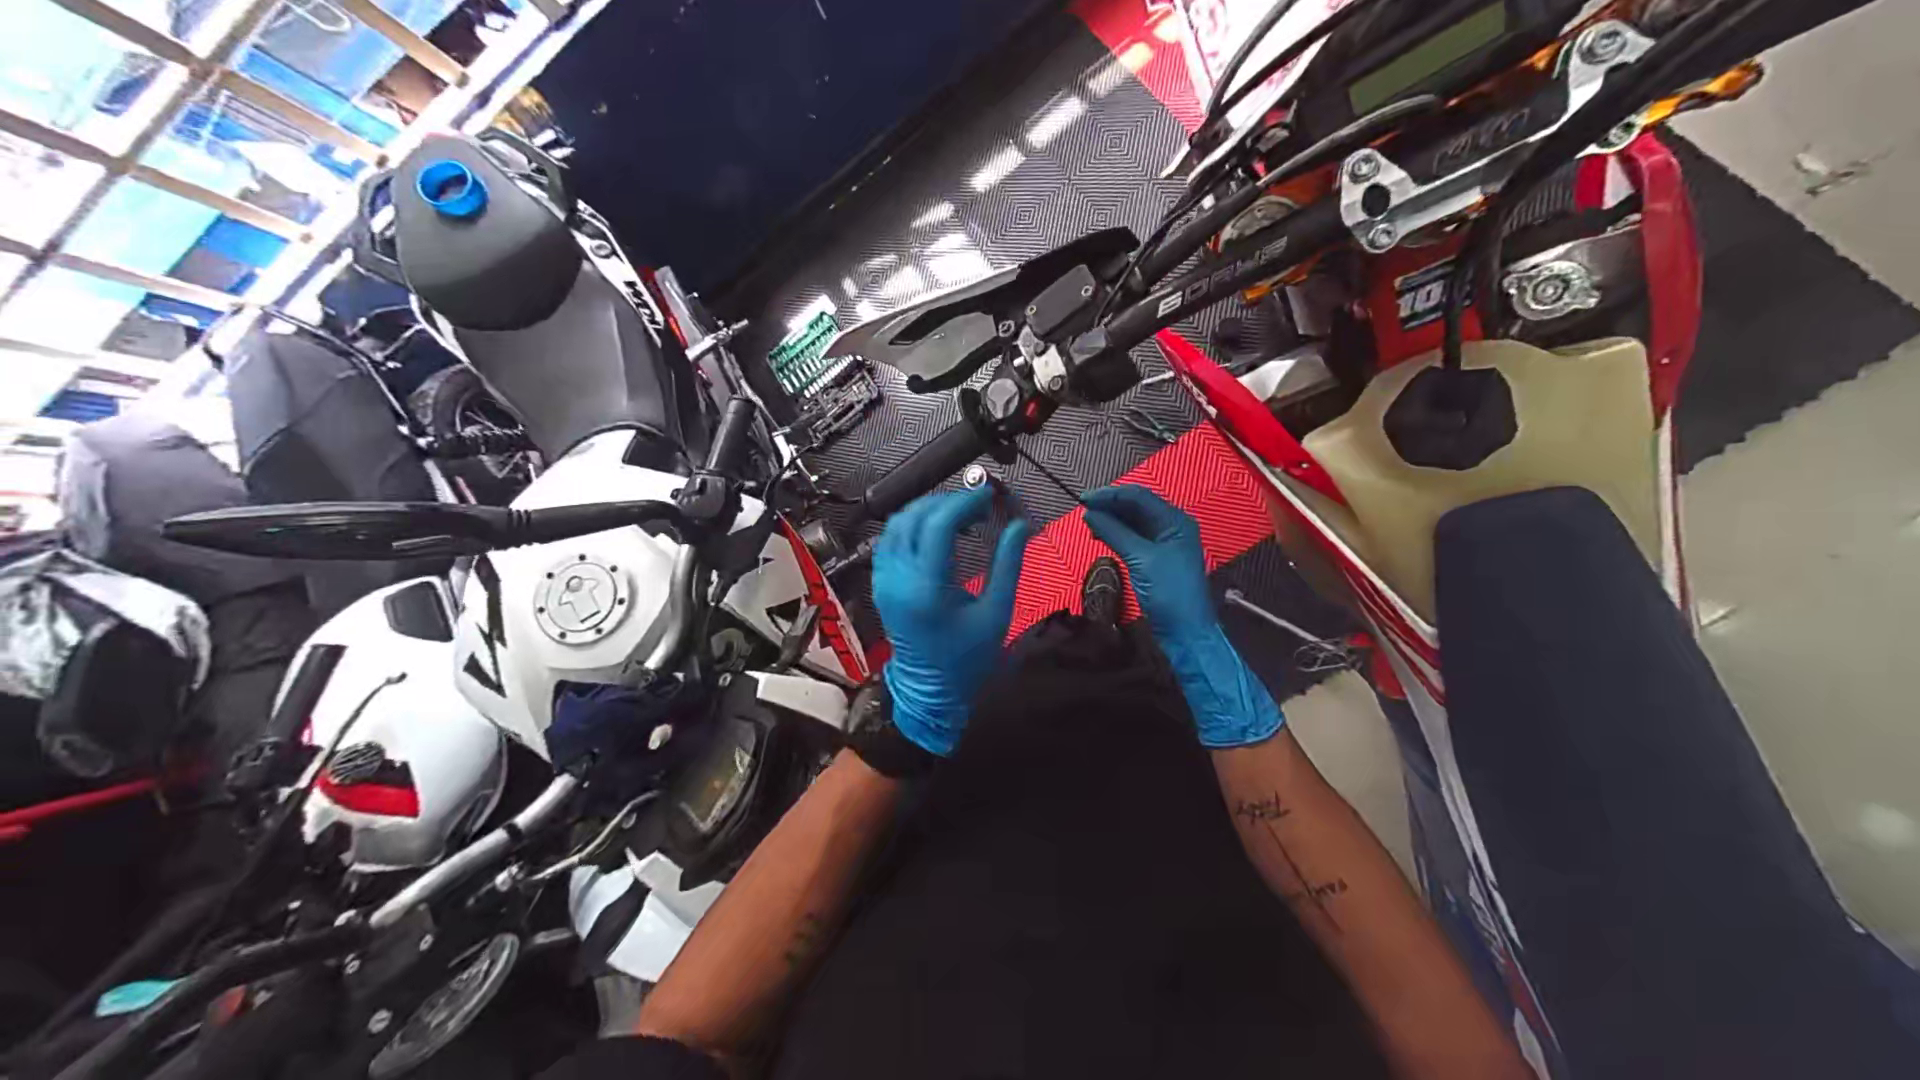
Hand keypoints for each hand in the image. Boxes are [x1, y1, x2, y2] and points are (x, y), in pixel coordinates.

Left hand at [872, 487, 1030, 755]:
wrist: (930, 690)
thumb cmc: (967, 658)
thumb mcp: (996, 614)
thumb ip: (1008, 566)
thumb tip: (1019, 527)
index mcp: (927, 589)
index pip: (939, 524)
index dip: (964, 502)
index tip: (986, 496)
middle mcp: (898, 579)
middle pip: (914, 516)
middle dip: (946, 503)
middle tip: (976, 506)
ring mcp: (884, 580)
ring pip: (896, 523)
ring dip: (927, 511)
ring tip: (958, 517)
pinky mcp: (880, 583)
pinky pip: (889, 540)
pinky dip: (911, 526)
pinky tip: (934, 533)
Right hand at [1080, 485, 1281, 747]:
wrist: (1186, 632)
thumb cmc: (1169, 593)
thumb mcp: (1141, 559)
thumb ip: (1115, 533)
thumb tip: (1089, 513)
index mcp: (1175, 521)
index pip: (1139, 497)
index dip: (1110, 495)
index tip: (1083, 499)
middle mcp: (1172, 527)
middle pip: (1137, 507)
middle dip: (1110, 506)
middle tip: (1083, 510)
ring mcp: (1165, 543)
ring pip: (1134, 522)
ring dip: (1112, 520)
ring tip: (1089, 523)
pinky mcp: (1156, 559)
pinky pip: (1134, 538)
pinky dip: (1117, 535)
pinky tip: (1101, 536)